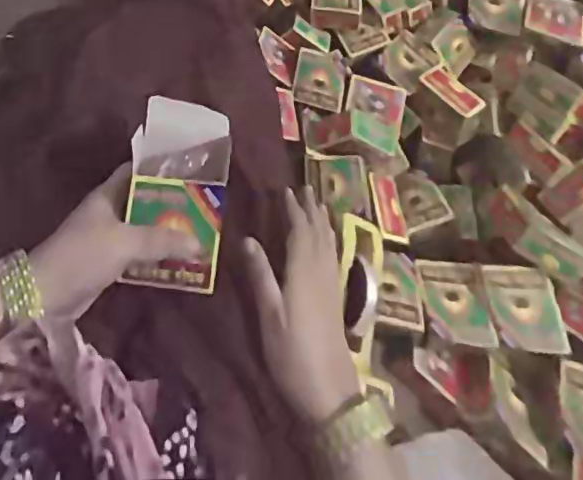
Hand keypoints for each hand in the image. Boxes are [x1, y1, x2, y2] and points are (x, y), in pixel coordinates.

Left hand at [30, 165, 198, 319]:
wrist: (46, 294)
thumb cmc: (83, 254)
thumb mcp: (125, 242)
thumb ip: (161, 240)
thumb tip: (199, 242)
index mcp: (107, 194)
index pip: (135, 171)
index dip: (158, 168)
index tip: (187, 170)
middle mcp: (108, 211)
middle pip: (142, 201)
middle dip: (168, 204)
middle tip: (200, 205)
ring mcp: (107, 237)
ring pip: (142, 228)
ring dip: (164, 231)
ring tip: (196, 231)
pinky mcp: (107, 261)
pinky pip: (138, 252)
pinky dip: (155, 254)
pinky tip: (177, 259)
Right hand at [242, 188, 361, 423]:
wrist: (331, 394)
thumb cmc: (293, 354)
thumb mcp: (270, 315)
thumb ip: (260, 275)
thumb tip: (247, 238)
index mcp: (304, 271)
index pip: (300, 230)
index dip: (293, 209)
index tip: (285, 190)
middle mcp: (321, 272)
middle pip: (318, 232)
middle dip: (311, 209)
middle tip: (304, 187)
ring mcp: (332, 286)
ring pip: (328, 243)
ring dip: (322, 221)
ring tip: (317, 205)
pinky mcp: (336, 299)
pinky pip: (332, 255)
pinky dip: (328, 239)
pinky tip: (327, 242)